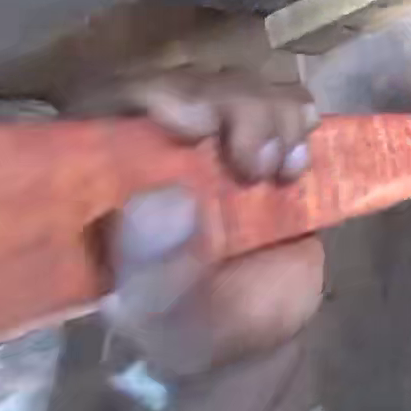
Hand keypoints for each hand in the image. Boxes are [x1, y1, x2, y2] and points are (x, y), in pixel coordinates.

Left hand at [75, 70, 326, 379]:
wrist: (257, 330)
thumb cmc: (195, 328)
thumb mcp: (165, 316)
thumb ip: (155, 271)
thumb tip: (160, 201)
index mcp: (109, 175)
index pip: (114, 101)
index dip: (154, 95)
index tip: (198, 126)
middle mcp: (158, 143)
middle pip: (191, 81)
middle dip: (234, 109)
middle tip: (256, 167)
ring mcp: (217, 135)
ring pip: (243, 83)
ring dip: (272, 115)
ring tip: (282, 173)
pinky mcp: (267, 138)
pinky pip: (287, 101)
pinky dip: (300, 119)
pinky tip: (300, 163)